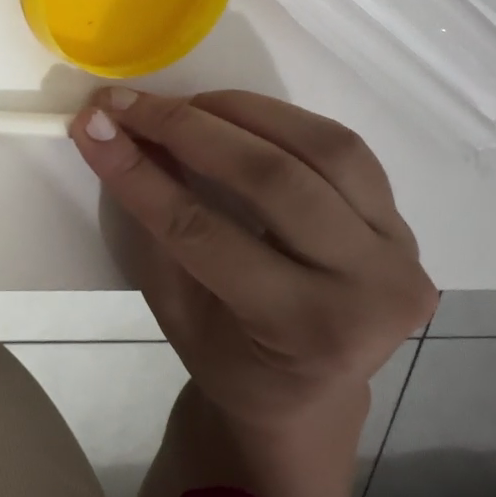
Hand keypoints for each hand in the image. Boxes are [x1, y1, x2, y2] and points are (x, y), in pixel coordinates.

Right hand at [70, 89, 436, 428]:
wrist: (305, 392)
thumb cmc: (225, 354)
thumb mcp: (171, 302)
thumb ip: (152, 222)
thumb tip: (115, 135)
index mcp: (301, 327)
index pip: (202, 230)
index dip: (138, 172)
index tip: (91, 126)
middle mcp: (369, 289)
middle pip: (274, 179)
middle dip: (187, 129)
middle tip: (126, 105)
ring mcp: (399, 251)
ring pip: (324, 149)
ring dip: (240, 112)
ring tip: (180, 104)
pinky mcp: (405, 221)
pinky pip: (344, 151)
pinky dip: (281, 120)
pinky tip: (230, 115)